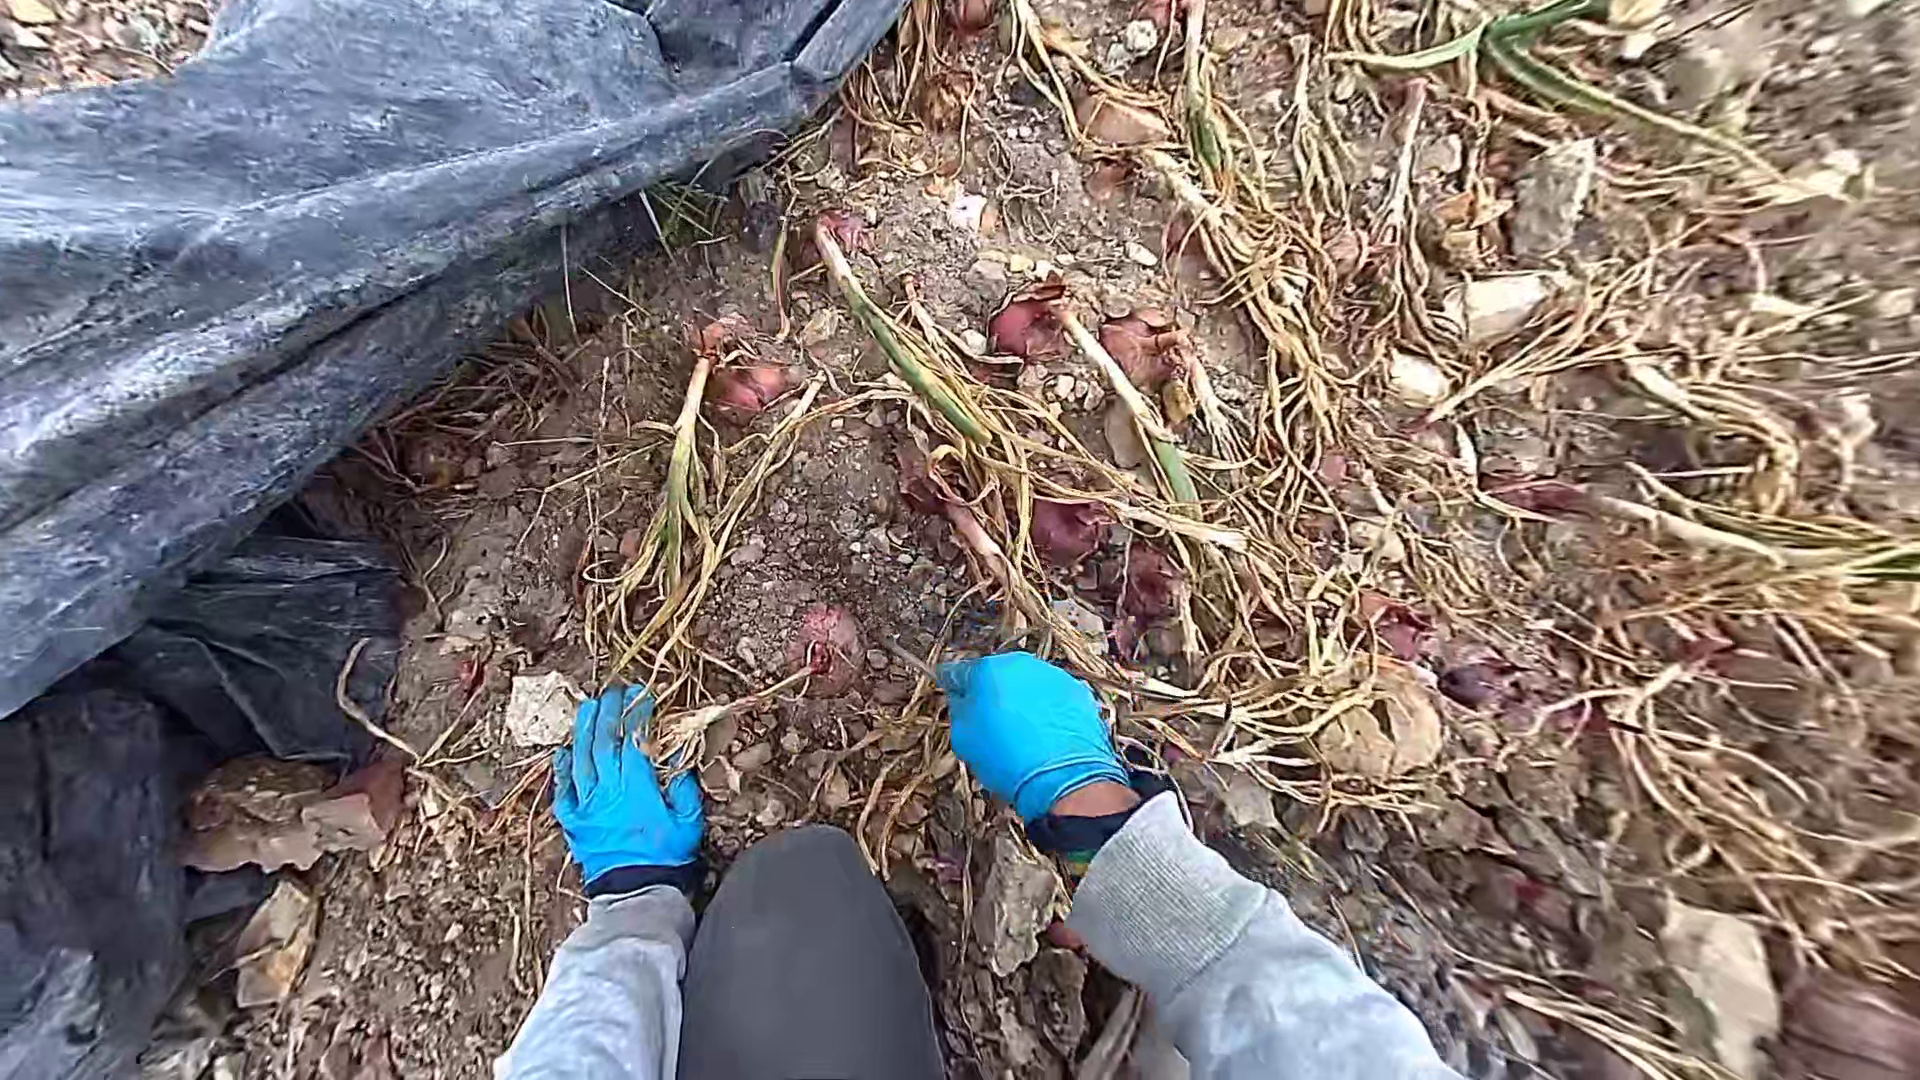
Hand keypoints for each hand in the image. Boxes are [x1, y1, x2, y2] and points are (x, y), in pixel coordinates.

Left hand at [553, 685, 702, 884]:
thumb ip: (682, 782)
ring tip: (588, 708)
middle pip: (602, 744)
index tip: (642, 695)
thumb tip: (677, 750)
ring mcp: (587, 807)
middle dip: (608, 714)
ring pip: (580, 762)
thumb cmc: (668, 852)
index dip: (637, 714)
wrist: (637, 893)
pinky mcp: (575, 822)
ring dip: (584, 732)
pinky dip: (562, 770)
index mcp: (637, 789)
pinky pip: (563, 792)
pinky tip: (563, 752)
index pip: (633, 741)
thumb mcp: (688, 817)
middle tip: (613, 692)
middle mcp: (607, 793)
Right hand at [938, 652, 1127, 821]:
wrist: (1064, 778)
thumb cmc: (1007, 758)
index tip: (954, 695)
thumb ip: (958, 708)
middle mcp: (1022, 664)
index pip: (960, 672)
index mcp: (988, 669)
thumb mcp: (964, 738)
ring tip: (1023, 733)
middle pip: (997, 675)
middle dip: (991, 694)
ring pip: (1028, 684)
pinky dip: (1048, 710)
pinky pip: (1054, 697)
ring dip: (1021, 701)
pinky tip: (1046, 736)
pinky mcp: (1079, 693)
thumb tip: (961, 696)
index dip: (954, 686)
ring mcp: (1054, 676)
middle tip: (990, 723)